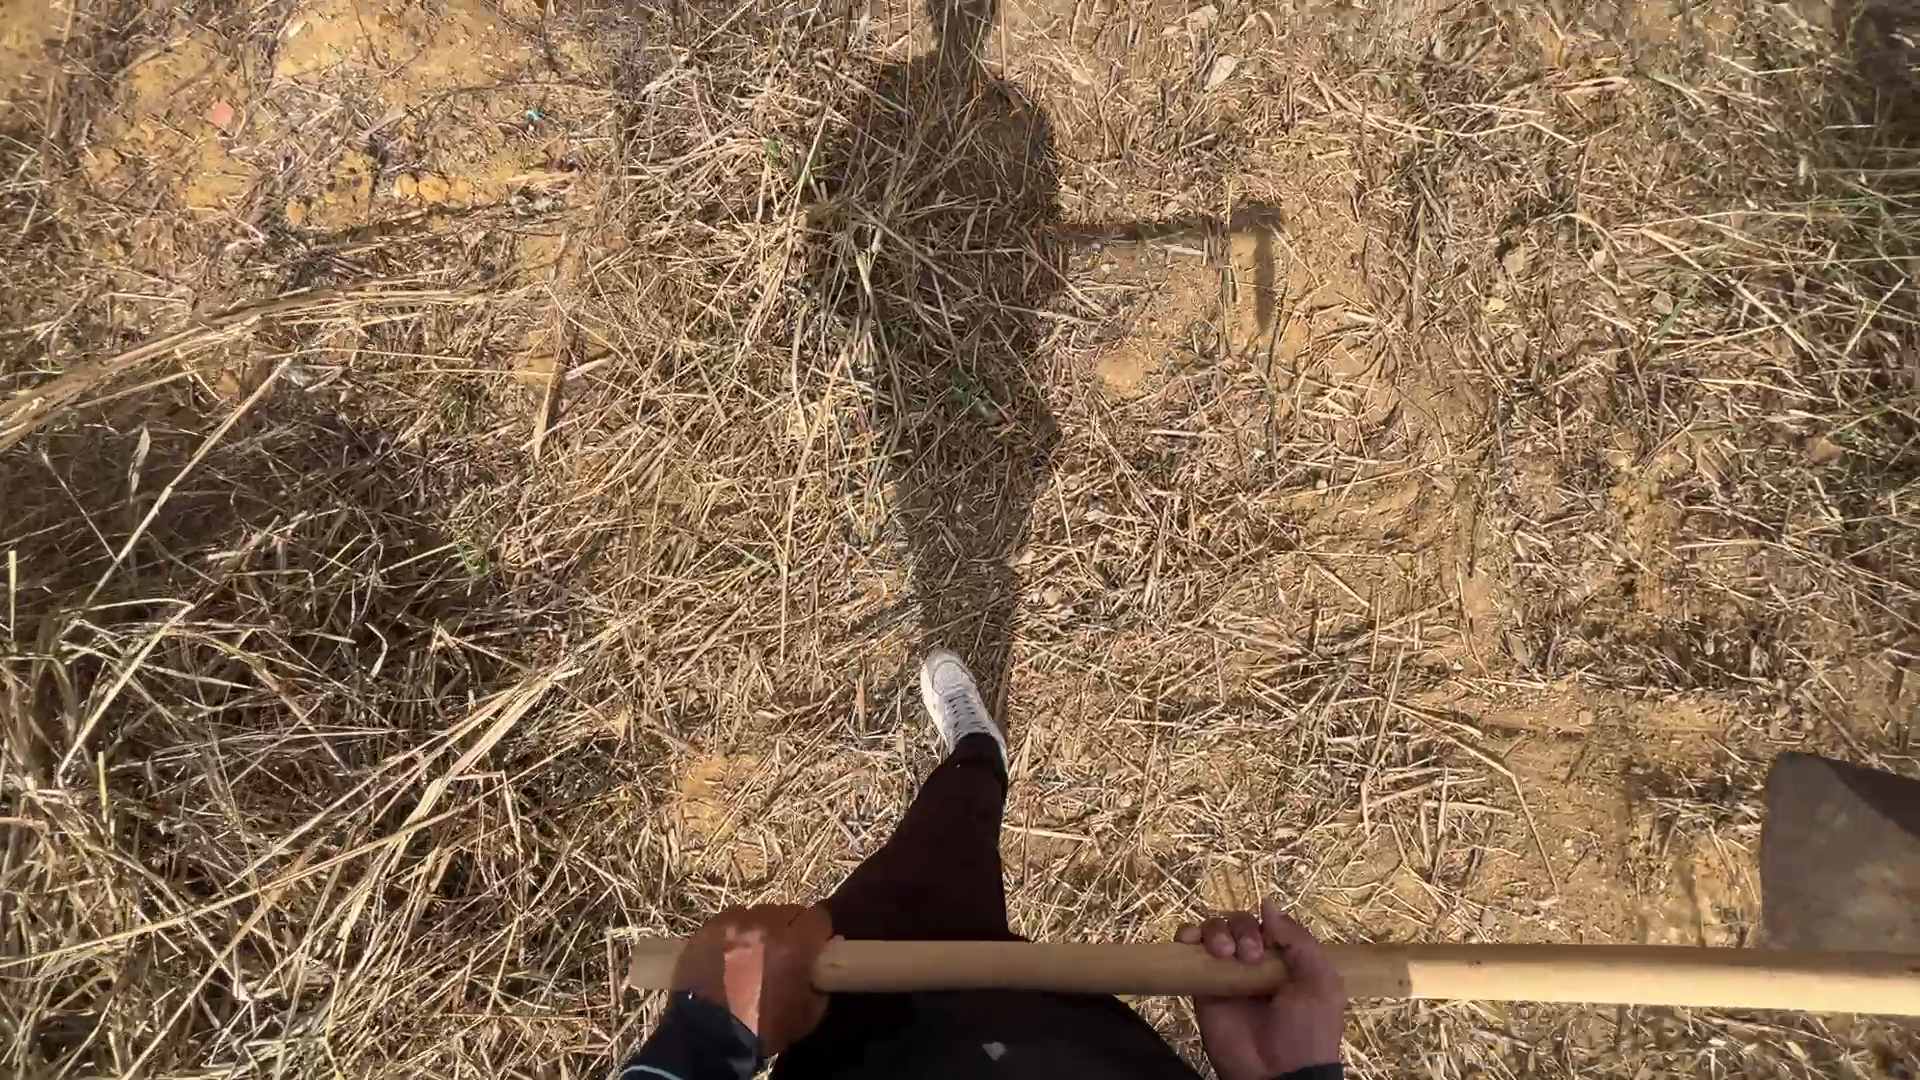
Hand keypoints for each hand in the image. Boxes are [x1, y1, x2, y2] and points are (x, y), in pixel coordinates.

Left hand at [671, 904, 833, 1053]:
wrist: (702, 1039)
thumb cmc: (758, 1030)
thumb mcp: (803, 1017)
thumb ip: (819, 988)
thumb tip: (821, 970)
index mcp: (793, 944)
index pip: (819, 917)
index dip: (818, 932)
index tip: (814, 945)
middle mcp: (766, 924)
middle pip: (790, 911)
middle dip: (791, 929)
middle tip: (784, 952)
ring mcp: (735, 922)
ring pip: (760, 913)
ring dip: (763, 929)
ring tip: (753, 953)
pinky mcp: (710, 926)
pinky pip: (732, 919)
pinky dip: (736, 932)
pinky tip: (730, 954)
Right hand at [1176, 899, 1345, 1079]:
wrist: (1277, 1076)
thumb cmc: (1306, 1030)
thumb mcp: (1320, 984)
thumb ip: (1299, 941)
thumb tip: (1267, 904)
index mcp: (1283, 961)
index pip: (1265, 925)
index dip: (1262, 926)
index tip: (1265, 944)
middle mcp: (1253, 963)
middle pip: (1237, 923)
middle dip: (1241, 930)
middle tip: (1248, 955)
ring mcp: (1226, 973)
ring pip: (1214, 930)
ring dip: (1216, 931)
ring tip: (1223, 953)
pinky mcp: (1202, 985)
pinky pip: (1188, 950)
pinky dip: (1187, 936)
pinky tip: (1190, 941)